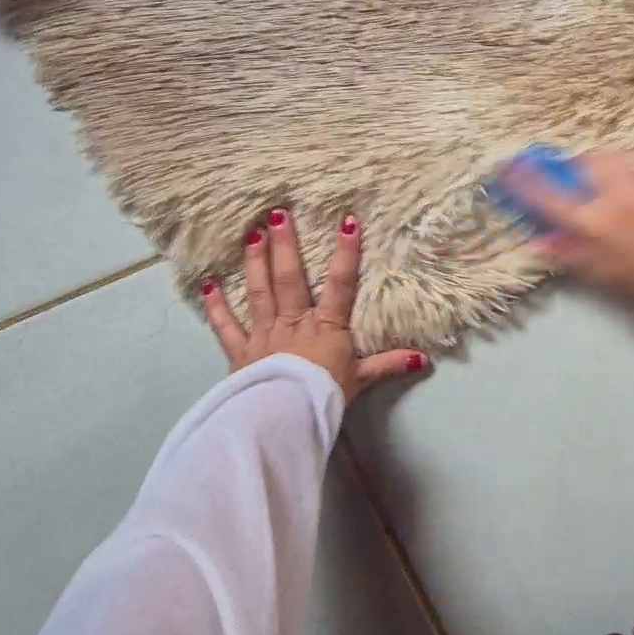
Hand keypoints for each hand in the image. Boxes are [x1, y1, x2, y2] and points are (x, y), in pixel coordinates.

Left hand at [201, 208, 426, 401]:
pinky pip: (227, 326)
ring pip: (260, 292)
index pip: (340, 284)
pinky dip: (217, 307)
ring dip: (255, 262)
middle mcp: (295, 322)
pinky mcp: (241, 353)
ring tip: (252, 234)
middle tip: (278, 214)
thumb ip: (389, 364)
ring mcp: (265, 335)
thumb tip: (425, 359)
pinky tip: (208, 285)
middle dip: (285, 245)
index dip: (346, 253)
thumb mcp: (361, 380)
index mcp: (327, 326)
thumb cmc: (323, 397)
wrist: (282, 420)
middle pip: (290, 278)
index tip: (347, 221)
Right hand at [502, 152, 633, 383]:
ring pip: (615, 156)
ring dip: (606, 165)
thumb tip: (537, 238)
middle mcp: (619, 198)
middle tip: (577, 180)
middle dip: (576, 168)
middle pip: (585, 165)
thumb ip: (565, 251)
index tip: (510, 169)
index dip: (525, 181)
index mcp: (595, 223)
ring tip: (609, 181)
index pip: (549, 196)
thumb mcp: (596, 271)